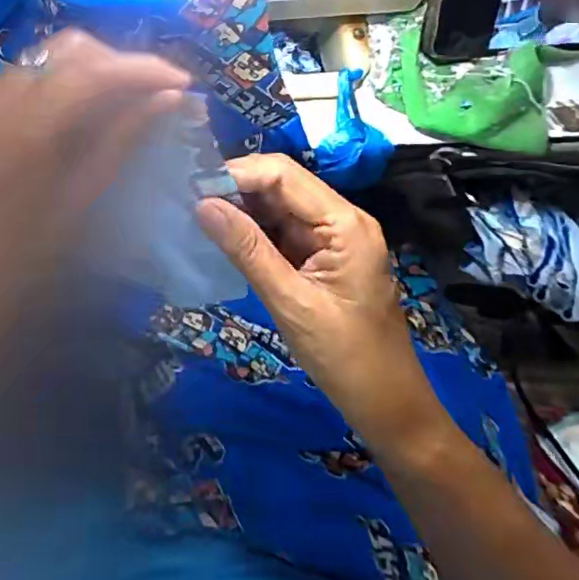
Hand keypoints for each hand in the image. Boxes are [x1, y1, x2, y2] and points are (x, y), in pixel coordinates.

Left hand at [0, 30, 188, 345]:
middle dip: (113, 63)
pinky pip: (13, 80)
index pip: (95, 69)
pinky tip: (69, 114)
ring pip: (40, 60)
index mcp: (25, 124)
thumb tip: (167, 98)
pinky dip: (47, 86)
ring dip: (82, 72)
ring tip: (117, 100)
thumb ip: (122, 140)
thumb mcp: (80, 202)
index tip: (181, 80)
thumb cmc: (21, 266)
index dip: (143, 69)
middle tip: (150, 90)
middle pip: (66, 50)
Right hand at [195, 154, 444, 446]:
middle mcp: (340, 218)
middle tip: (189, 200)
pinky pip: (280, 227)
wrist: (388, 406)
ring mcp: (331, 236)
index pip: (282, 175)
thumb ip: (247, 250)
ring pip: (277, 204)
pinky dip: (251, 228)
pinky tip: (222, 233)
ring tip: (198, 214)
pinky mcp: (320, 254)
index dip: (236, 173)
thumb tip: (202, 205)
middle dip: (235, 188)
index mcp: (345, 223)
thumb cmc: (346, 357)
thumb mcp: (291, 303)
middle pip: (280, 183)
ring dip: (239, 207)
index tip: (193, 187)